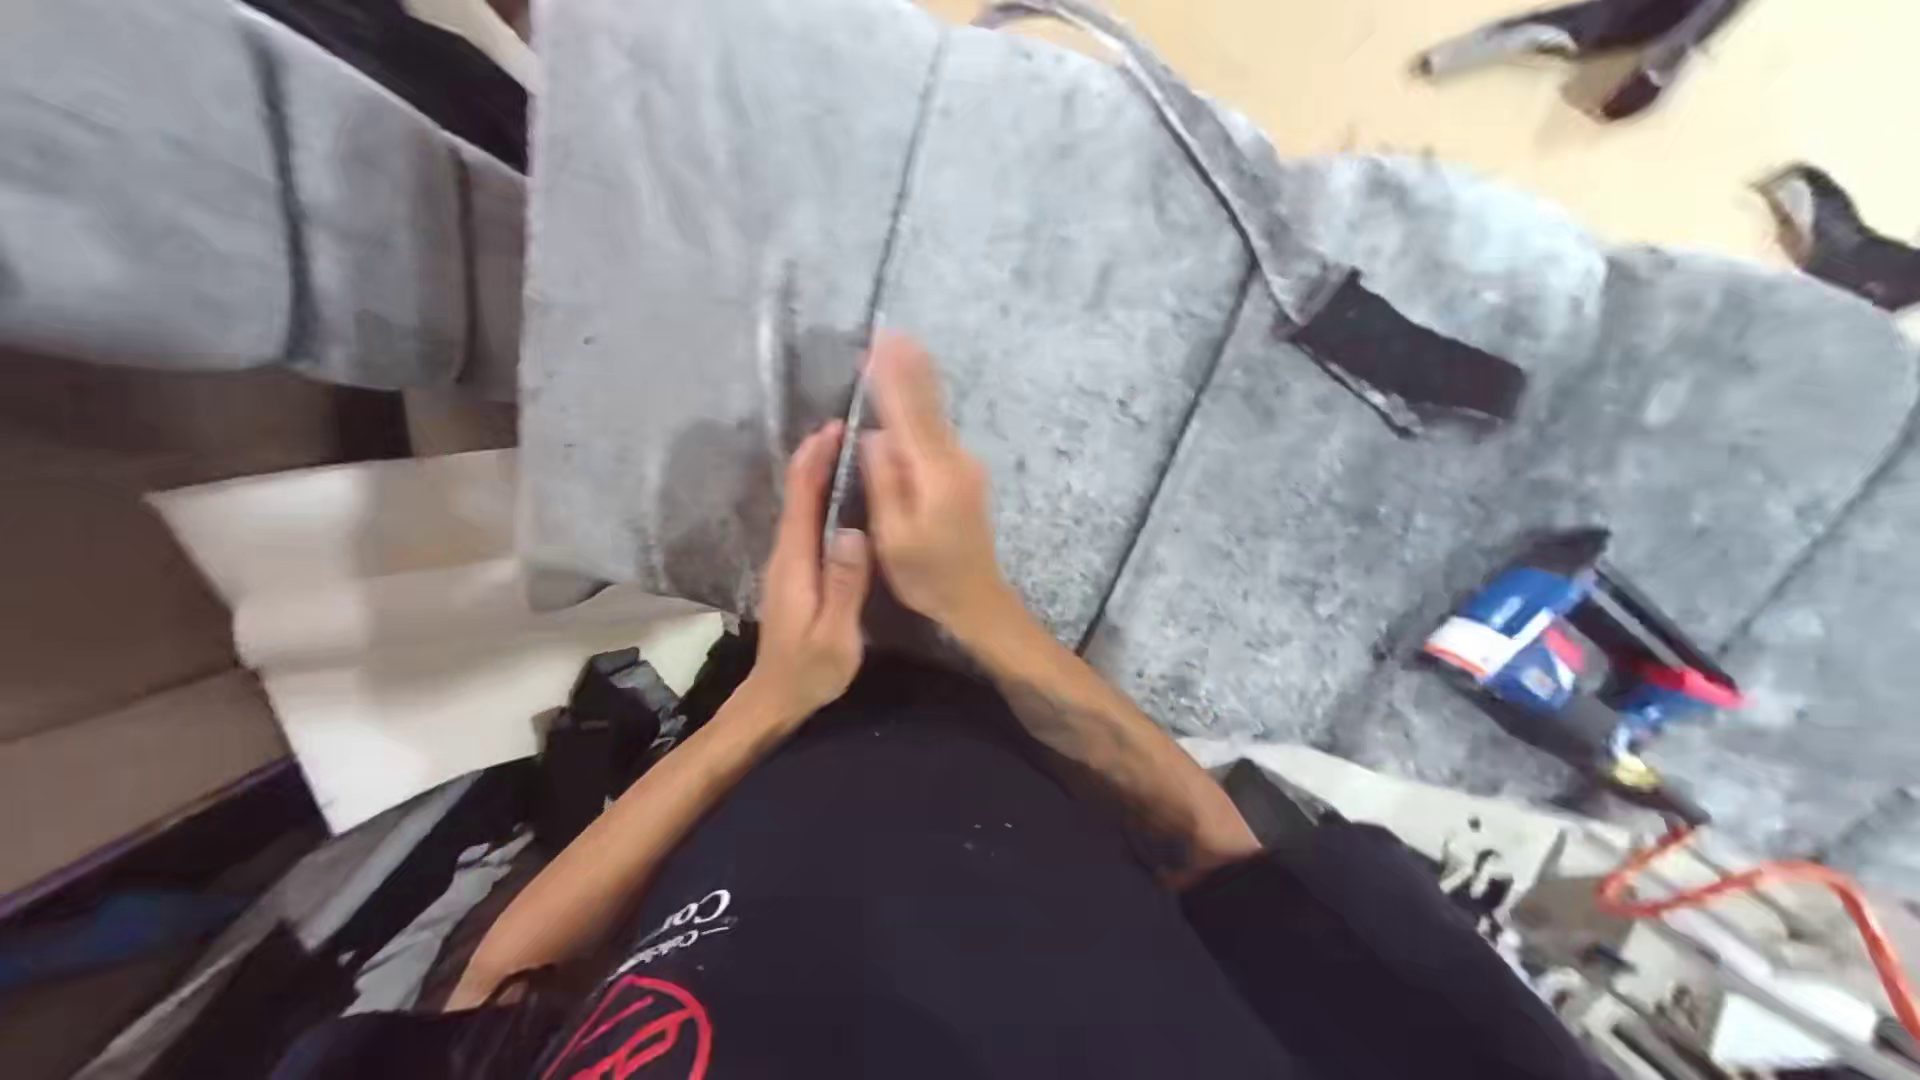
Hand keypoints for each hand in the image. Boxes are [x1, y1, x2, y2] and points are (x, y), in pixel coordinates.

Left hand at [744, 421, 872, 723]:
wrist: (776, 697)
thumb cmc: (809, 670)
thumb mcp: (834, 634)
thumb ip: (844, 585)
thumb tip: (853, 532)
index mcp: (795, 563)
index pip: (801, 501)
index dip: (814, 462)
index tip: (834, 430)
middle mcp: (785, 555)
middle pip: (796, 496)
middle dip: (814, 458)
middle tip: (844, 429)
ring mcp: (787, 564)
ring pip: (798, 507)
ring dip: (815, 474)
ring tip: (844, 450)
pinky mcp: (794, 573)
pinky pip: (805, 523)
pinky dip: (816, 498)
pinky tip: (837, 496)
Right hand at [861, 334, 1017, 640]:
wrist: (977, 597)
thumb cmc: (928, 575)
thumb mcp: (894, 536)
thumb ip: (884, 483)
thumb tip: (873, 436)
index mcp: (935, 475)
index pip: (909, 414)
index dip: (893, 377)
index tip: (880, 342)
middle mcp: (955, 461)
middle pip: (929, 405)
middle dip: (910, 367)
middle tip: (891, 331)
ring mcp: (966, 466)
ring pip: (937, 415)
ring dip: (917, 382)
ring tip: (898, 348)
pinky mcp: (967, 475)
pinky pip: (939, 432)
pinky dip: (923, 408)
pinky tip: (913, 394)